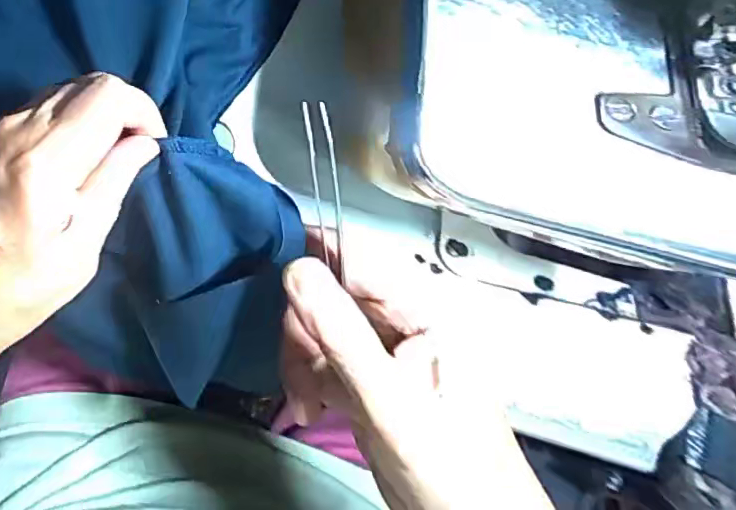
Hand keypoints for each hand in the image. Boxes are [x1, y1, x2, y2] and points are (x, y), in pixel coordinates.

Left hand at [0, 73, 164, 394]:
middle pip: (90, 83)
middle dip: (124, 110)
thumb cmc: (11, 294)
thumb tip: (144, 144)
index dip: (143, 112)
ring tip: (108, 159)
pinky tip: (77, 158)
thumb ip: (112, 184)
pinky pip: (46, 105)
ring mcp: (2, 126)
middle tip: (134, 153)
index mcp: (43, 160)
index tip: (152, 148)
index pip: (108, 95)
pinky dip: (73, 118)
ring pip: (68, 89)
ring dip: (98, 112)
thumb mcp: (78, 253)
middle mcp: (19, 128)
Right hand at [279, 240, 553, 509]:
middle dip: (302, 323)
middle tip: (298, 359)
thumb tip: (299, 269)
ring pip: (318, 322)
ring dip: (300, 355)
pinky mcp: (367, 379)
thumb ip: (342, 333)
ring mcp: (384, 352)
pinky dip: (306, 376)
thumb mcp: (391, 402)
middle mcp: (403, 323)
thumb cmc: (460, 482)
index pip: (355, 253)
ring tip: (303, 395)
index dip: (311, 257)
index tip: (275, 276)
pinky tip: (310, 404)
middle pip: (329, 288)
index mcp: (424, 313)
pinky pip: (321, 354)